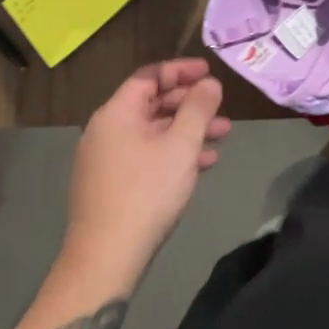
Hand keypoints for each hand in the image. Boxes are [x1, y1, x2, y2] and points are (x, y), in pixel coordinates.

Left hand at [60, 59, 232, 284]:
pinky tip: (203, 163)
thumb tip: (209, 83)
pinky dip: (174, 152)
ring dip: (187, 130)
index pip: (149, 76)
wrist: (106, 258)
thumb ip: (198, 108)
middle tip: (221, 107)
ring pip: (153, 132)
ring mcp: (106, 160)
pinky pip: (146, 154)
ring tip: (222, 136)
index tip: (210, 72)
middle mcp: (106, 131)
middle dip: (190, 103)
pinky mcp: (111, 184)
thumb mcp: (181, 144)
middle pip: (152, 103)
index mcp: (116, 114)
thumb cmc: (146, 192)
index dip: (181, 70)